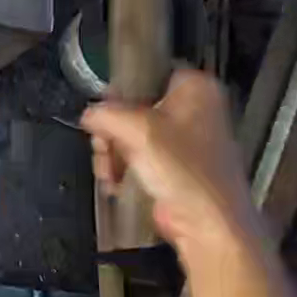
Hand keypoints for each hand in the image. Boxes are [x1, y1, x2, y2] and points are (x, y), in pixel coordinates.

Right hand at [80, 70, 262, 254]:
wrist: (206, 223)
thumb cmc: (182, 170)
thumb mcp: (136, 129)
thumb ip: (104, 113)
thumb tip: (89, 115)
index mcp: (196, 88)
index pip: (146, 72)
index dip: (121, 90)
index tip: (105, 109)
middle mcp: (193, 110)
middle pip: (131, 107)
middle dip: (111, 130)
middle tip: (105, 145)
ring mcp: (183, 140)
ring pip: (128, 134)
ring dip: (111, 153)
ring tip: (111, 170)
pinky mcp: (172, 167)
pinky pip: (135, 157)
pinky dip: (121, 168)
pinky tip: (117, 181)